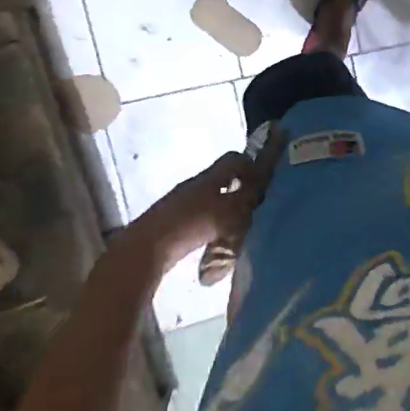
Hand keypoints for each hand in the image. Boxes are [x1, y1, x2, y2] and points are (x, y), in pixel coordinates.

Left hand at [125, 126, 285, 271]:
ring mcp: (182, 206)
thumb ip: (247, 197)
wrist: (145, 250)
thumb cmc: (190, 224)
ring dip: (228, 218)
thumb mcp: (228, 209)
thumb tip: (262, 188)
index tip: (264, 182)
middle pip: (224, 182)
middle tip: (256, 212)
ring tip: (238, 236)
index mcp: (209, 177)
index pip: (234, 160)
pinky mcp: (174, 227)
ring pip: (214, 205)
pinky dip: (213, 233)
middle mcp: (195, 186)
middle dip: (241, 195)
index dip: (250, 166)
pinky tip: (217, 251)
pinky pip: (202, 224)